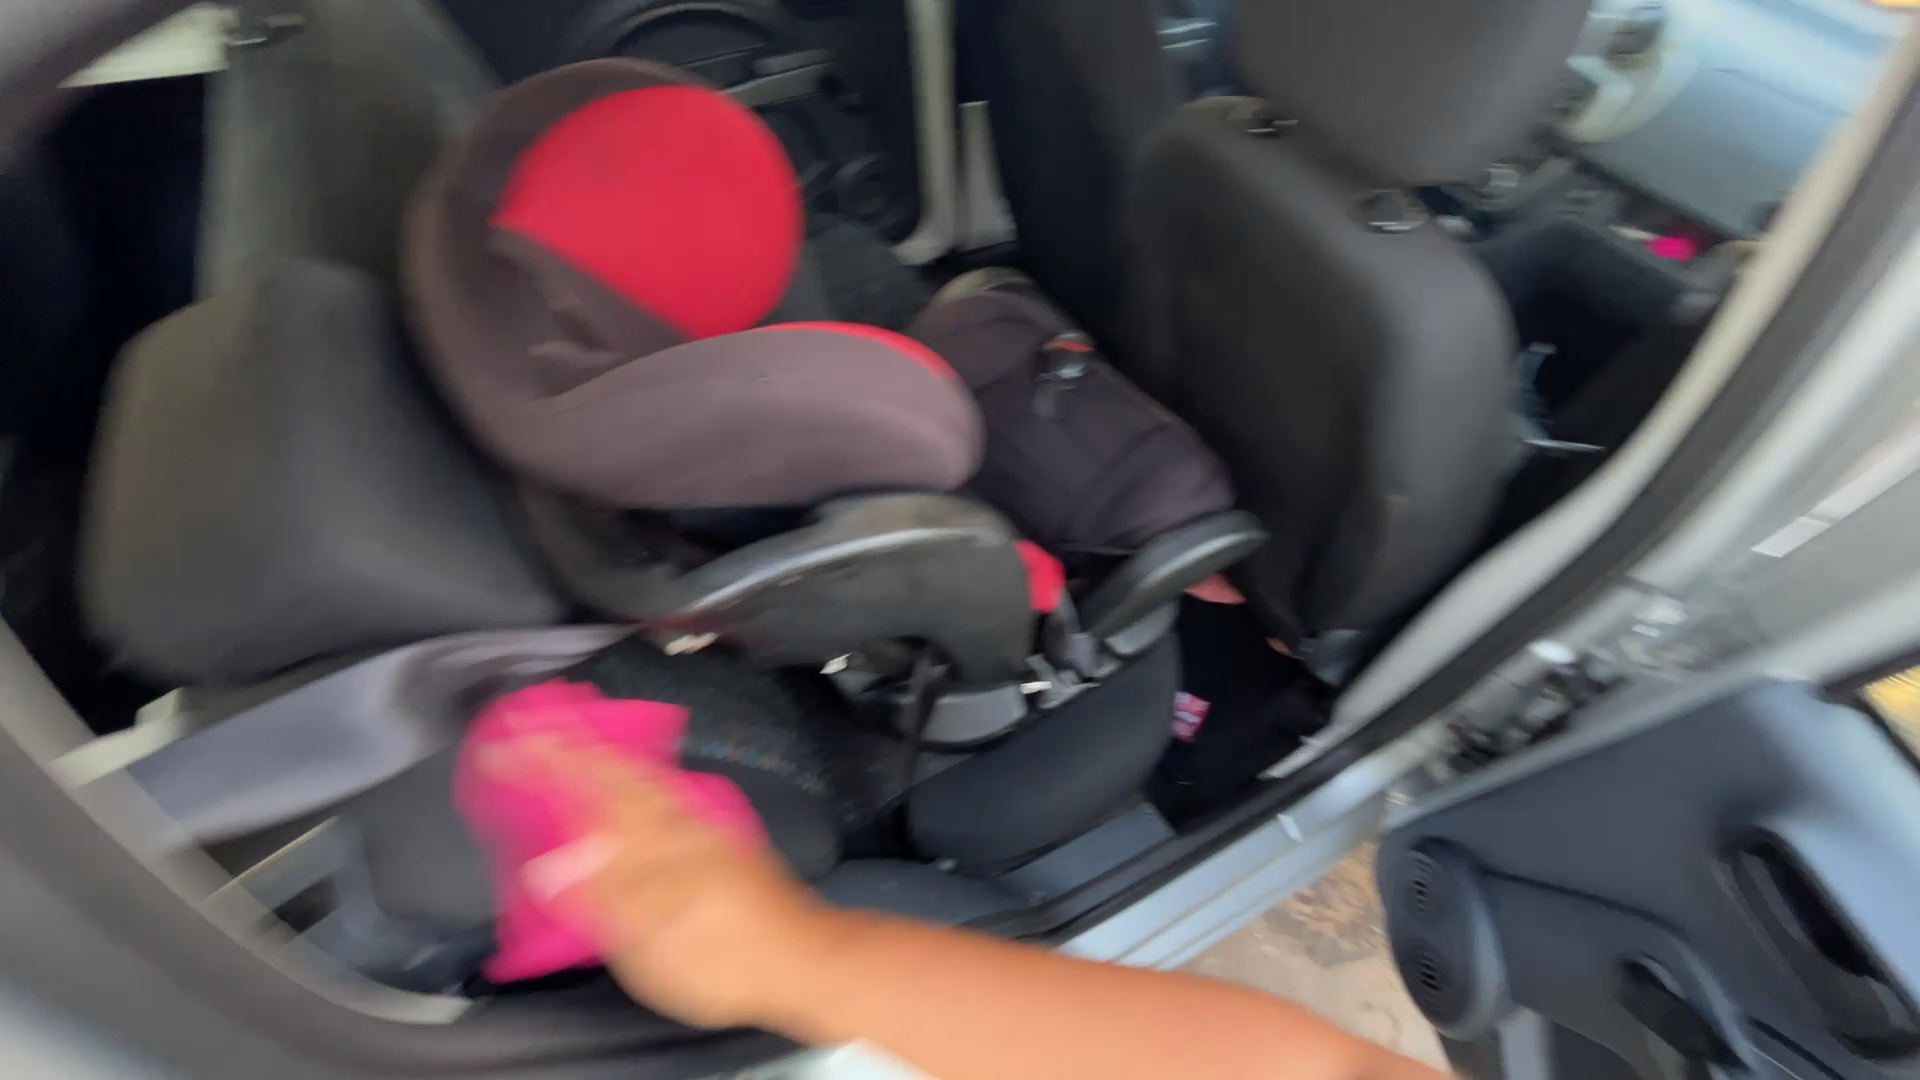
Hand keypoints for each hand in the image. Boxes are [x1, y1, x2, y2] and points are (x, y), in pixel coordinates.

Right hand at [499, 735, 839, 1029]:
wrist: (800, 956)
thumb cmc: (726, 955)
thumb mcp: (655, 939)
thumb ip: (605, 893)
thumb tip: (555, 860)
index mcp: (661, 840)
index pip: (597, 788)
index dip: (554, 762)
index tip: (514, 742)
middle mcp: (683, 821)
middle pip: (624, 770)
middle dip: (580, 744)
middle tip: (542, 726)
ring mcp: (704, 828)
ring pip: (646, 778)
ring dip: (608, 756)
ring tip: (579, 742)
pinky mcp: (717, 842)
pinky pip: (664, 795)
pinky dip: (638, 780)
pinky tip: (635, 788)